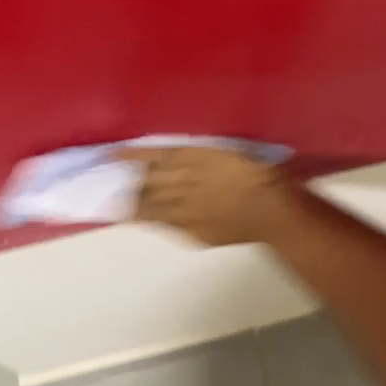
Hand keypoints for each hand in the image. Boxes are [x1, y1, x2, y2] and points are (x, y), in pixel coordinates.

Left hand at [120, 144, 300, 246]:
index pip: (151, 156)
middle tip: (122, 182)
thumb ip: (194, 154)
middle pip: (146, 184)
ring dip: (136, 205)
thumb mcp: (223, 151)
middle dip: (132, 182)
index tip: (113, 155)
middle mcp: (180, 185)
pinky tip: (158, 219)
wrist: (272, 210)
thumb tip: (166, 158)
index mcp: (190, 159)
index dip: (131, 155)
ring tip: (124, 205)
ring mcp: (184, 214)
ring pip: (149, 208)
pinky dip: (157, 220)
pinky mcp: (193, 234)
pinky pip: (167, 226)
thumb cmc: (255, 170)